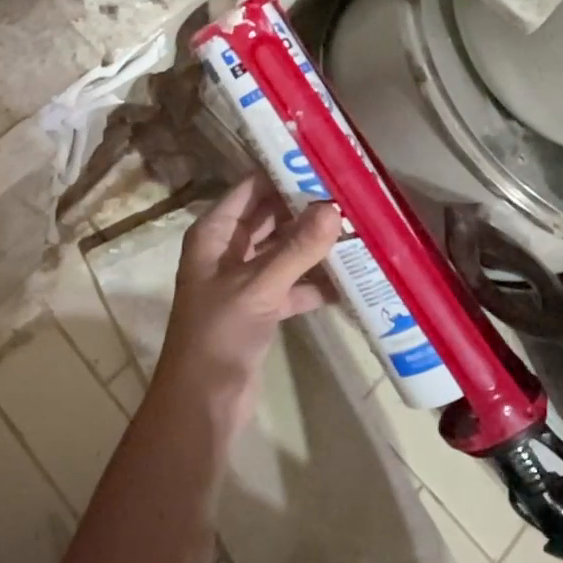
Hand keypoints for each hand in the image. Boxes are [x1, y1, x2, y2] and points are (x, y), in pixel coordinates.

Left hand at [154, 177, 342, 423]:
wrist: (203, 400)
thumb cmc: (219, 333)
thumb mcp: (258, 286)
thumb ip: (296, 249)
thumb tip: (332, 207)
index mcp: (213, 234)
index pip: (249, 190)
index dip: (281, 174)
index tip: (322, 162)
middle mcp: (225, 251)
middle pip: (268, 219)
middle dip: (305, 209)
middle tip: (352, 195)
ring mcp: (243, 281)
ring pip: (282, 253)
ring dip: (314, 246)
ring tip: (360, 230)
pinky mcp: (260, 310)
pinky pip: (291, 286)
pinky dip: (315, 284)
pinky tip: (351, 281)